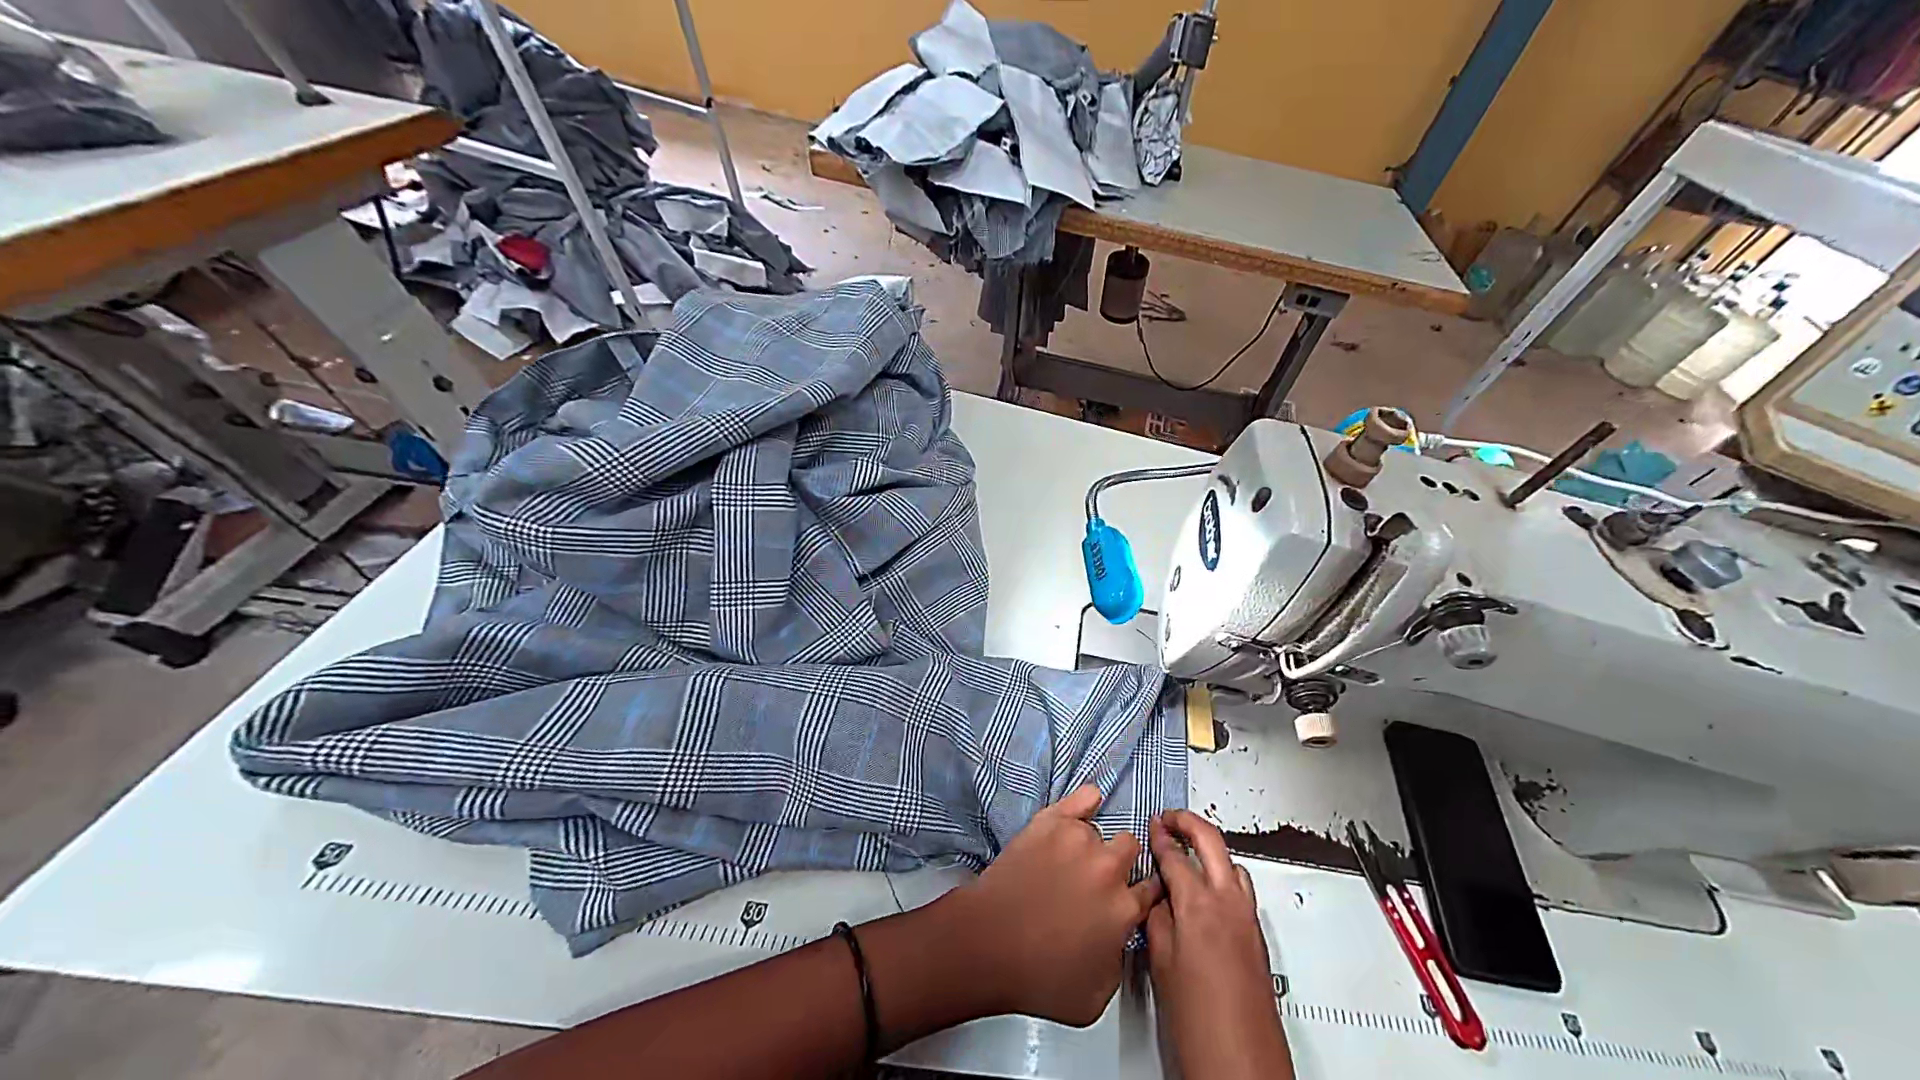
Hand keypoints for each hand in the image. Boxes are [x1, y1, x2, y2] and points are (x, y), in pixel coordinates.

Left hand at [933, 785, 1160, 1026]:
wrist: (988, 943)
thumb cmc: (1037, 976)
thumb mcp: (1095, 996)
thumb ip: (1119, 962)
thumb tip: (1119, 941)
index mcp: (1125, 909)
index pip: (1150, 890)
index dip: (1141, 892)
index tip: (1132, 894)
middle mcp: (1108, 869)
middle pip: (1129, 850)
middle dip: (1118, 862)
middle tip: (1095, 877)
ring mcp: (1079, 841)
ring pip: (1097, 831)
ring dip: (1088, 844)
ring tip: (1066, 860)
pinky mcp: (1050, 823)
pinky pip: (1081, 798)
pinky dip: (1085, 801)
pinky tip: (1088, 803)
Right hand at [1146, 809, 1292, 1079]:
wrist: (1241, 1061)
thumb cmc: (1200, 1022)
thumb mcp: (1160, 960)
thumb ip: (1157, 917)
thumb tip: (1156, 896)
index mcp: (1199, 906)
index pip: (1175, 853)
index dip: (1160, 834)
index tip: (1152, 826)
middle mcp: (1228, 904)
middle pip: (1211, 841)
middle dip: (1188, 822)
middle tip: (1170, 818)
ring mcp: (1247, 918)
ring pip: (1231, 862)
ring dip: (1209, 848)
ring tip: (1187, 848)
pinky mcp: (1256, 935)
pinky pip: (1239, 887)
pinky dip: (1222, 874)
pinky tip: (1205, 887)